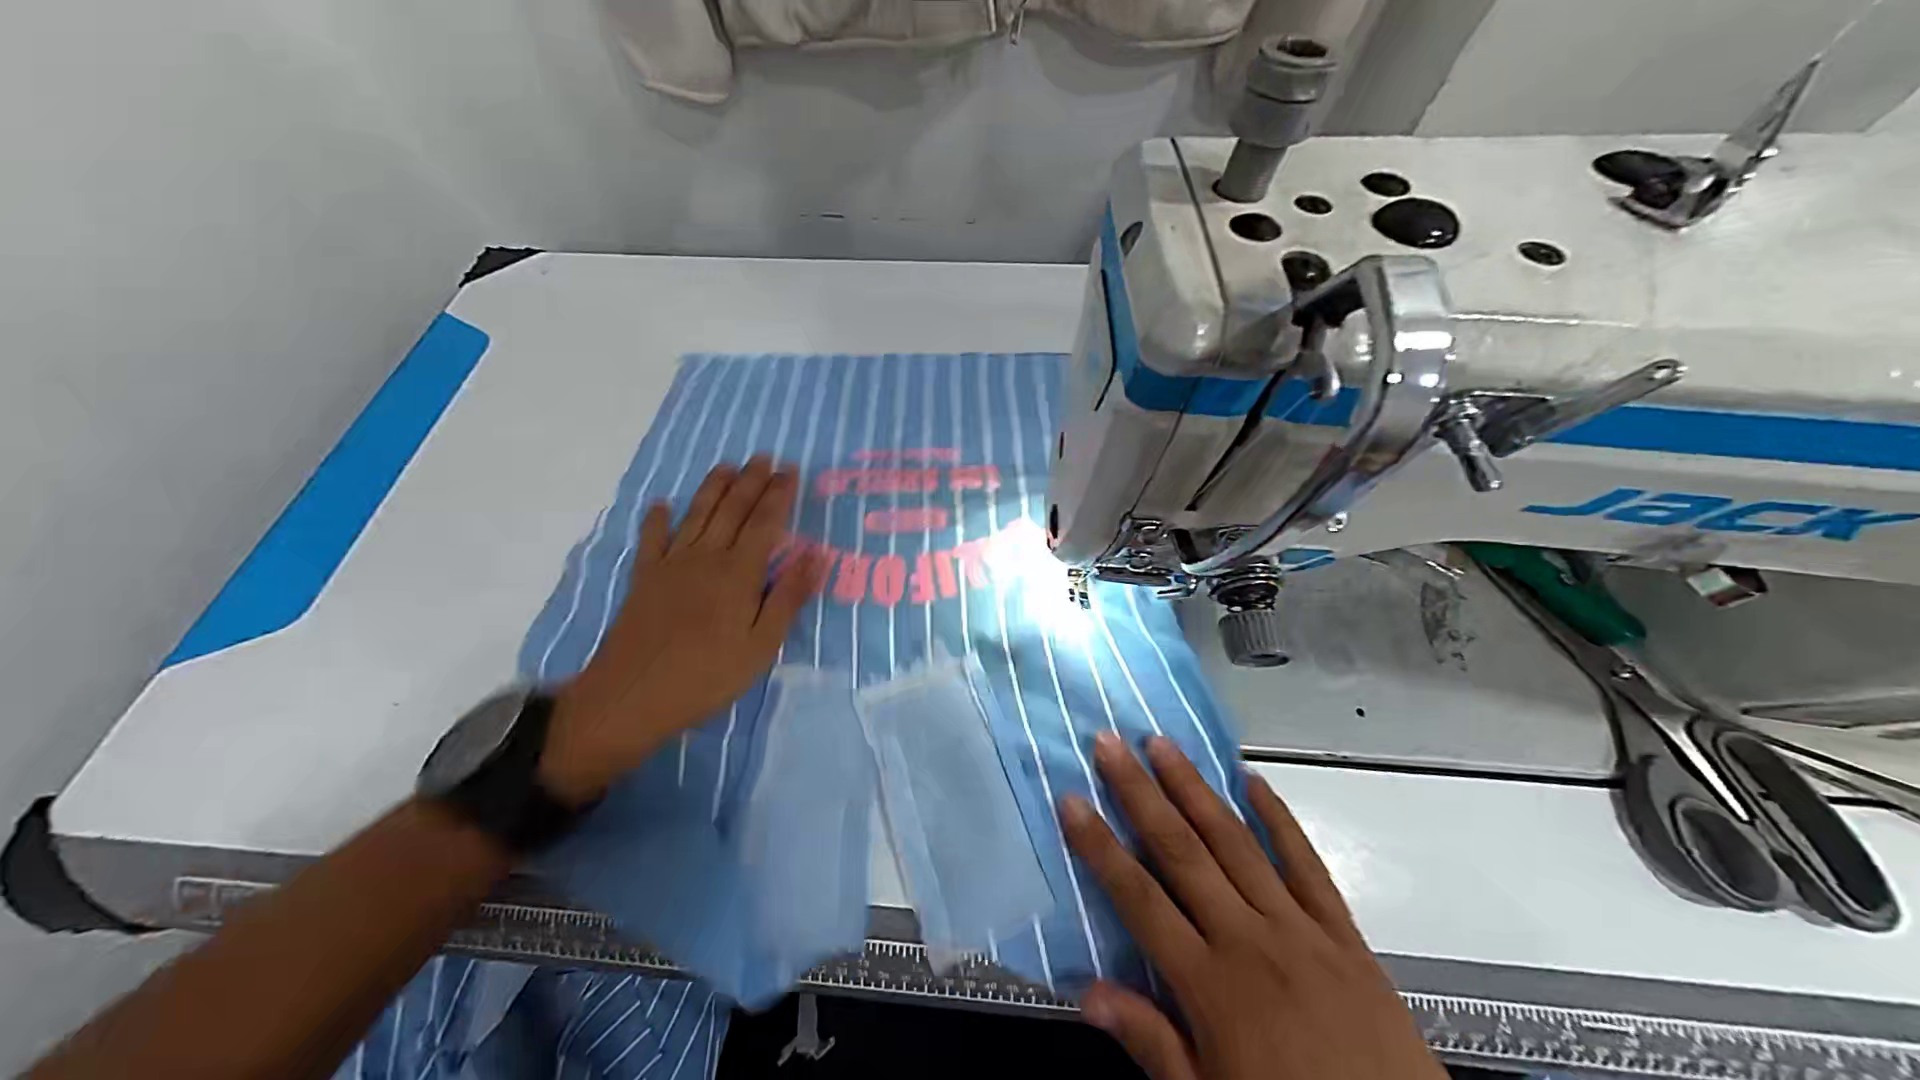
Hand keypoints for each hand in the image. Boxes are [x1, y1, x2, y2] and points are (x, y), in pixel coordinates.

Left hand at [538, 457, 830, 806]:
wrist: (633, 695)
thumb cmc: (708, 676)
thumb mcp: (761, 645)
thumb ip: (788, 597)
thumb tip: (815, 555)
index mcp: (739, 574)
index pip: (764, 523)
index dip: (778, 495)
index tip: (790, 471)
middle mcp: (706, 558)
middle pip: (732, 510)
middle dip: (750, 482)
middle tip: (763, 457)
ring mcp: (671, 565)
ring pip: (696, 516)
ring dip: (713, 489)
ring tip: (726, 466)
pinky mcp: (644, 579)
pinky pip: (652, 540)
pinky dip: (657, 519)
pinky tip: (661, 505)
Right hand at [1060, 733, 1444, 1079]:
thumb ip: (1150, 1043)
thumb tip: (1087, 993)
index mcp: (1210, 984)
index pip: (1138, 898)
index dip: (1099, 846)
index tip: (1072, 802)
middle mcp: (1248, 940)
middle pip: (1181, 850)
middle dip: (1139, 792)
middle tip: (1110, 744)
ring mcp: (1299, 930)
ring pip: (1235, 842)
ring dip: (1194, 788)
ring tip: (1163, 745)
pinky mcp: (1343, 933)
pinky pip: (1306, 864)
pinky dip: (1279, 819)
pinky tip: (1254, 782)